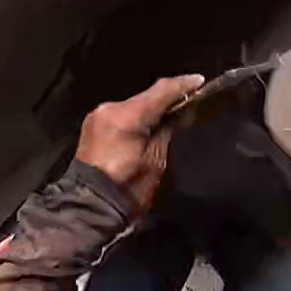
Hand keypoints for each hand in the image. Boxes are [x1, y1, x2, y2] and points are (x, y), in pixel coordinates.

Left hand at [75, 74, 205, 214]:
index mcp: (126, 117)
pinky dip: (135, 118)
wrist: (90, 208)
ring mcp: (97, 117)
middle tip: (189, 104)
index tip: (200, 82)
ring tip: (171, 117)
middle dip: (167, 100)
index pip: (160, 92)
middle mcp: (109, 109)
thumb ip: (168, 129)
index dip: (182, 85)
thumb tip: (182, 111)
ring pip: (132, 107)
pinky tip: (147, 126)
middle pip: (145, 98)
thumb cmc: (128, 189)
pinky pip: (120, 116)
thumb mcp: (156, 160)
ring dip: (150, 110)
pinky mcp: (93, 127)